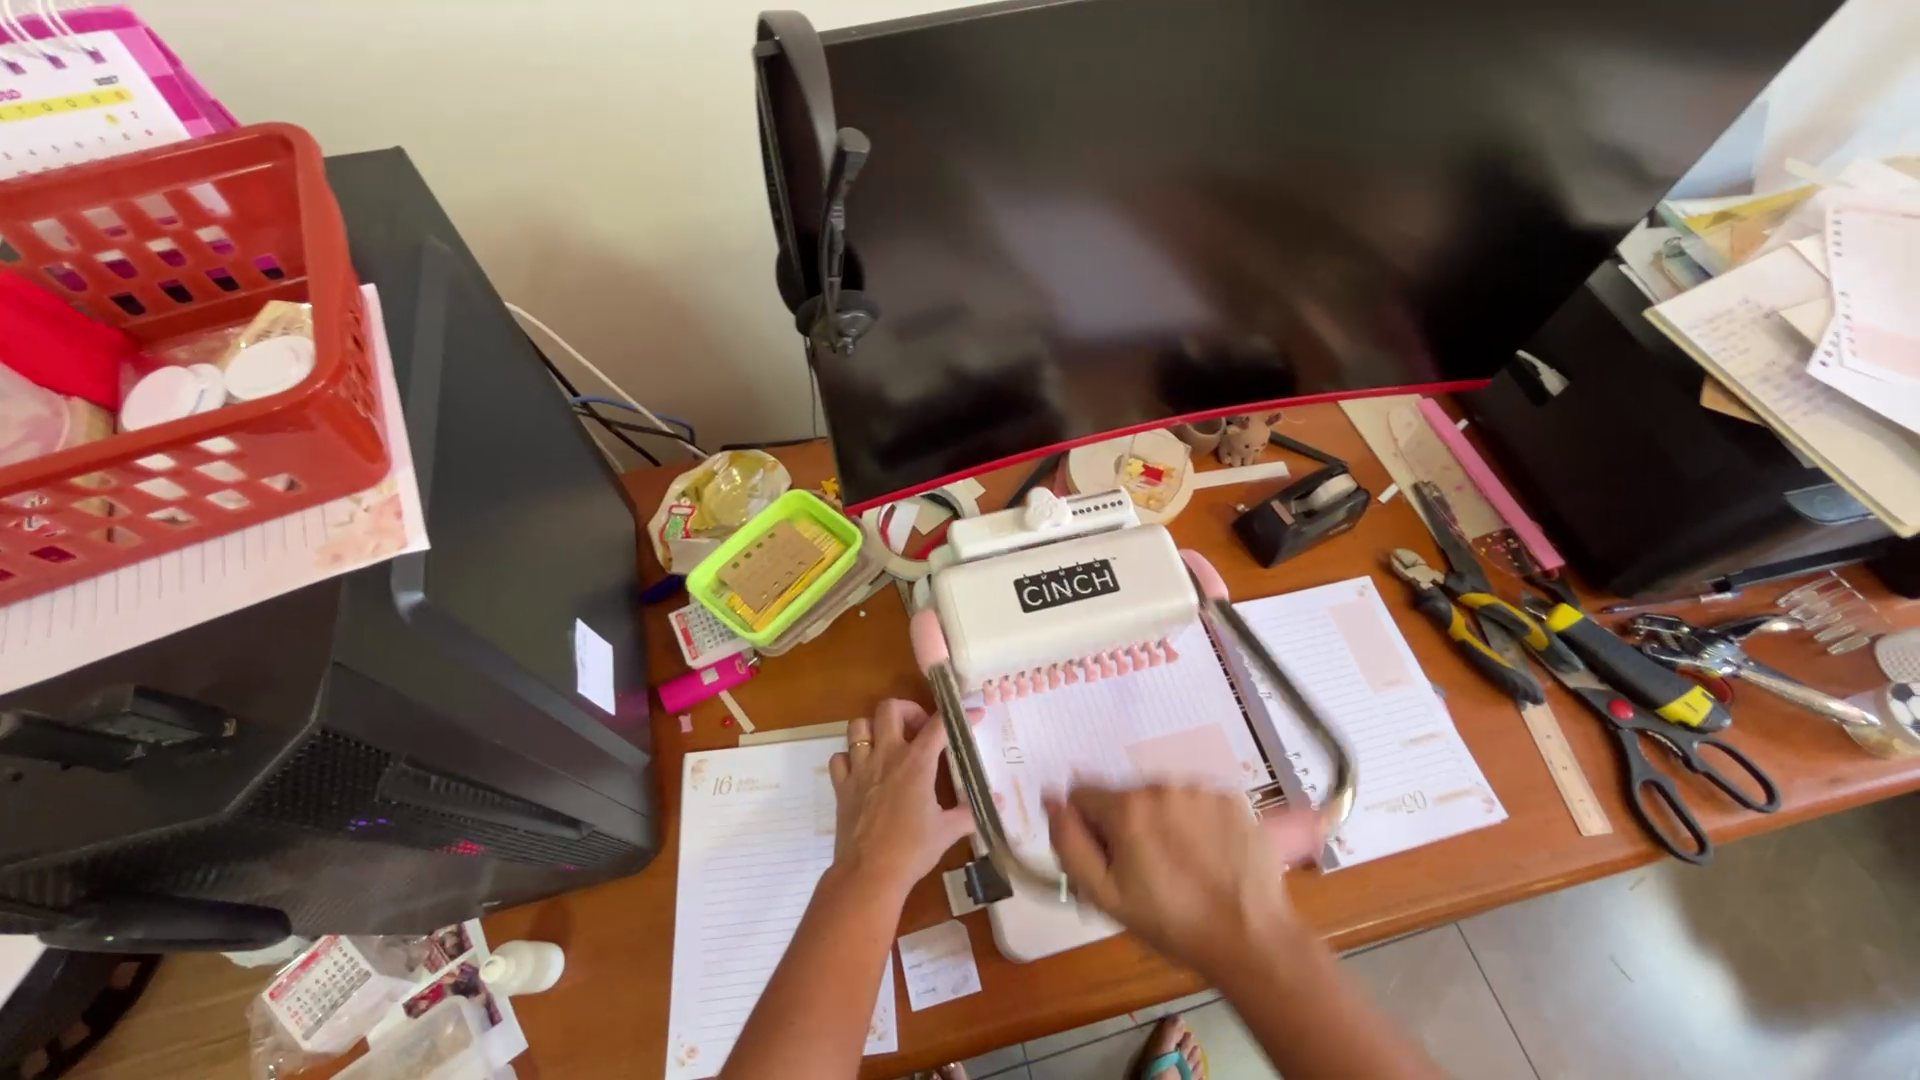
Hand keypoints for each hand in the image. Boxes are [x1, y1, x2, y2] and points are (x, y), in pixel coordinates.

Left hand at [828, 699, 974, 897]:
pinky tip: (862, 770)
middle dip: (907, 710)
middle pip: (890, 708)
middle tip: (919, 728)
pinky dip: (850, 758)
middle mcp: (886, 756)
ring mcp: (860, 769)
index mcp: (916, 763)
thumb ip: (971, 812)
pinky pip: (839, 758)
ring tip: (888, 743)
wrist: (869, 874)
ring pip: (859, 726)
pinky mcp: (841, 786)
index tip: (975, 714)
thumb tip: (998, 801)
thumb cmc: (912, 850)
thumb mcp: (947, 831)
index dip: (960, 714)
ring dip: (874, 728)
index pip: (939, 725)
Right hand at [1045, 785, 1322, 979]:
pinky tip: (1207, 854)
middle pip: (1124, 796)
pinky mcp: (1231, 796)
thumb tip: (1051, 800)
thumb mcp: (1104, 895)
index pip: (1082, 795)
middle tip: (1146, 868)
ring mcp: (1199, 788)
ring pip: (1161, 797)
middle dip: (1126, 823)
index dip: (1088, 827)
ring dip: (1161, 820)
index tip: (1108, 858)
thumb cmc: (1170, 921)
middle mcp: (1160, 785)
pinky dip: (1195, 820)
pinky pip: (1196, 800)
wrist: (1249, 936)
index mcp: (1125, 806)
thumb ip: (1069, 842)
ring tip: (1182, 863)